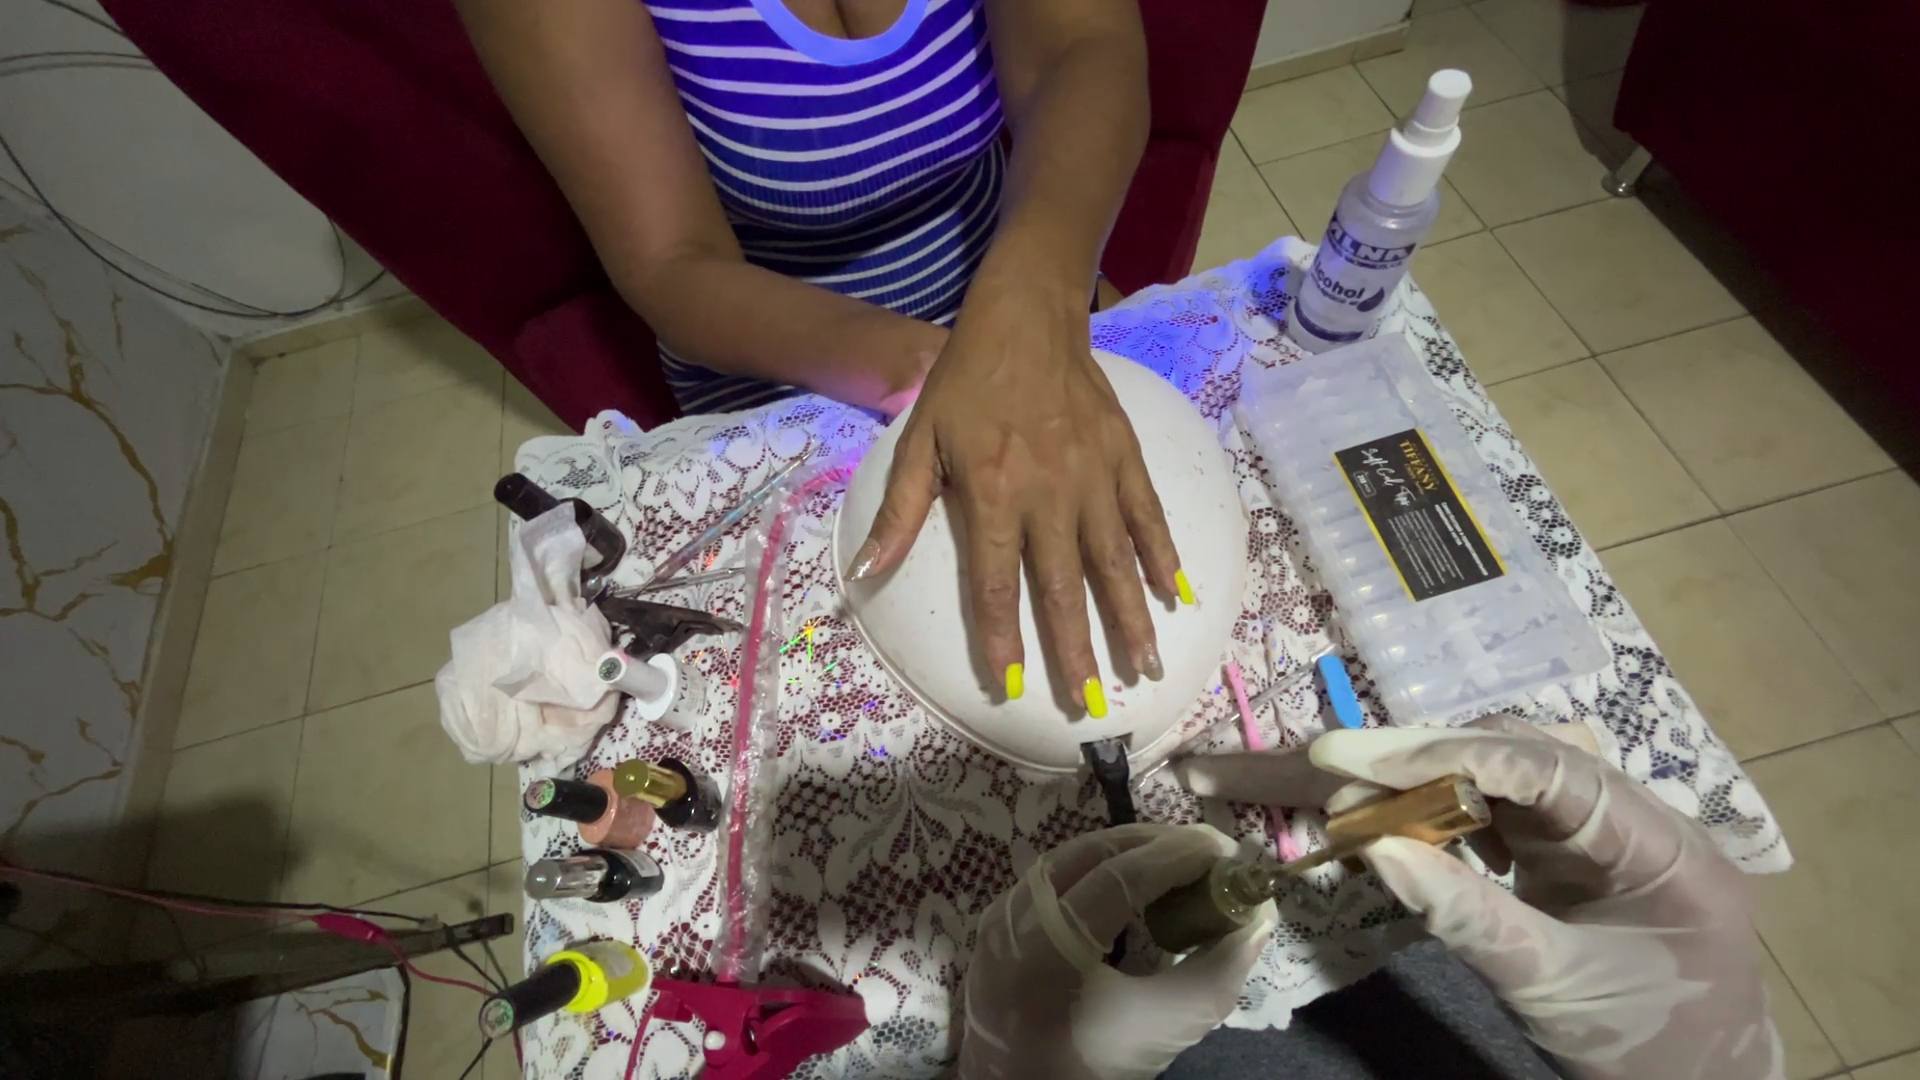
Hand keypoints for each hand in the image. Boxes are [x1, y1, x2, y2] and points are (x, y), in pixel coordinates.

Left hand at [847, 280, 1181, 713]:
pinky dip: (1163, 557)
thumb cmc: (966, 383)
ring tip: (1144, 668)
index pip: (998, 585)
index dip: (1003, 641)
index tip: (1015, 688)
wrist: (1027, 320)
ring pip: (1115, 562)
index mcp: (993, 495)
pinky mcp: (1125, 458)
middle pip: (1064, 588)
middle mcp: (1049, 496)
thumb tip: (864, 573)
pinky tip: (1177, 594)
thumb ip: (900, 512)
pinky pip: (1147, 517)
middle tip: (1092, 705)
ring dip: (1130, 619)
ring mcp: (1095, 478)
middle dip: (1076, 651)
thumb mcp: (920, 441)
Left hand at [959, 824, 1275, 1079]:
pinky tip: (1134, 876)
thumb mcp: (1158, 1033)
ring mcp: (1000, 910)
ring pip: (1071, 855)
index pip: (1117, 877)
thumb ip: (1213, 977)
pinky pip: (1056, 874)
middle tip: (1207, 848)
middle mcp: (1014, 913)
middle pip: (1091, 853)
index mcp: (1045, 945)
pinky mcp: (1000, 915)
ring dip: (1127, 849)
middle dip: (1155, 843)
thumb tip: (1257, 921)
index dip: (1175, 856)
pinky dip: (1099, 866)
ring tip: (1178, 857)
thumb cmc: (1087, 1072)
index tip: (1223, 848)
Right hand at [1304, 717, 1779, 1079]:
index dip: (1450, 757)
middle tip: (1339, 763)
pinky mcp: (1566, 839)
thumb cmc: (1639, 1047)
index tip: (1365, 763)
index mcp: (1661, 847)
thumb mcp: (1548, 987)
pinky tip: (1413, 826)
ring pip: (1497, 767)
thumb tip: (1373, 845)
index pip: (1545, 768)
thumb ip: (1464, 915)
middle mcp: (1633, 815)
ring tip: (1361, 797)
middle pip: (1515, 753)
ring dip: (1424, 777)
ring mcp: (1597, 824)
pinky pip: (1494, 799)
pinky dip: (1441, 804)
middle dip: (1422, 757)